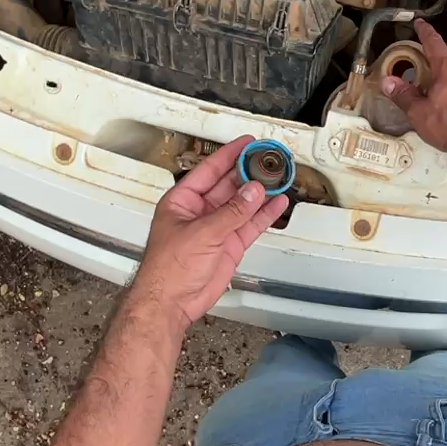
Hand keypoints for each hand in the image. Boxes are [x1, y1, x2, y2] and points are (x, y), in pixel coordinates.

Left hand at [129, 134, 290, 332]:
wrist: (171, 302)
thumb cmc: (167, 269)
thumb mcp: (201, 234)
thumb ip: (231, 213)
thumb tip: (252, 192)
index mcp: (183, 201)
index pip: (209, 170)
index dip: (229, 154)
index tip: (247, 143)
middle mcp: (200, 211)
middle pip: (230, 184)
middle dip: (249, 172)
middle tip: (269, 160)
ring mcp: (216, 228)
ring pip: (243, 204)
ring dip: (261, 192)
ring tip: (279, 178)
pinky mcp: (230, 244)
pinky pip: (251, 224)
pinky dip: (265, 214)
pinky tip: (277, 203)